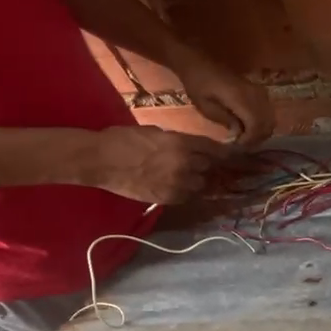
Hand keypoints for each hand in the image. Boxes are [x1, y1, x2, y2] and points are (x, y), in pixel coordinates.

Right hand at [83, 126, 226, 203]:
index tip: (230, 155)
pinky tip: (172, 186)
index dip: (222, 152)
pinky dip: (185, 191)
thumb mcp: (151, 132)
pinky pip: (188, 196)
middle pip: (208, 167)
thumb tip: (186, 146)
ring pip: (201, 184)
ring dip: (195, 180)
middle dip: (203, 165)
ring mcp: (180, 183)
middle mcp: (186, 164)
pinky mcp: (173, 198)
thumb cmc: (121, 140)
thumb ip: (173, 140)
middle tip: (194, 164)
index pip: (212, 148)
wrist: (100, 160)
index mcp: (181, 144)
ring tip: (180, 176)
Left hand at [174, 54, 272, 145]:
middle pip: (267, 124)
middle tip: (245, 144)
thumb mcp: (204, 105)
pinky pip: (268, 112)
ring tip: (248, 136)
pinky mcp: (259, 91)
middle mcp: (254, 95)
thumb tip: (240, 133)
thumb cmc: (196, 82)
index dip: (251, 139)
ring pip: (270, 119)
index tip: (240, 146)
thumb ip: (225, 120)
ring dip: (262, 131)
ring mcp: (259, 92)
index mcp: (240, 98)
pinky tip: (251, 125)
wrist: (197, 61)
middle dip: (257, 137)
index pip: (256, 125)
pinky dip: (263, 122)